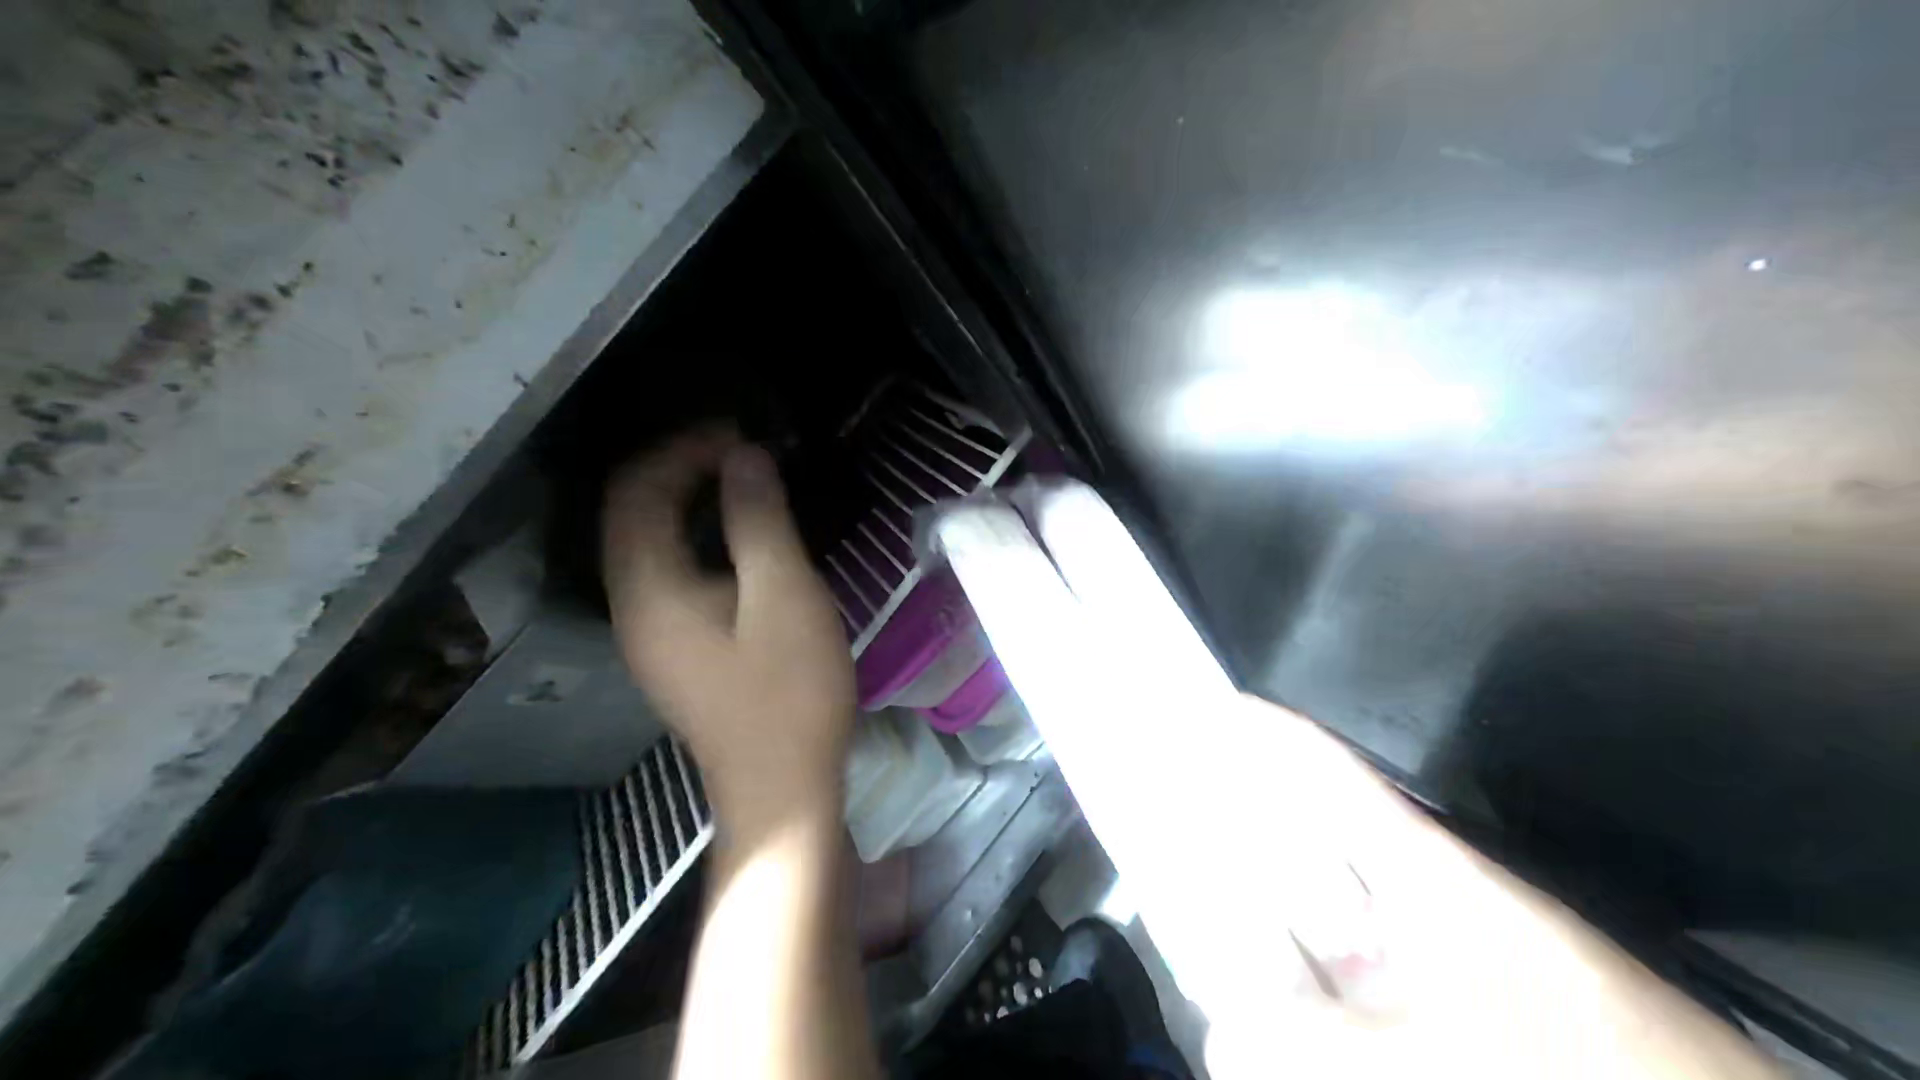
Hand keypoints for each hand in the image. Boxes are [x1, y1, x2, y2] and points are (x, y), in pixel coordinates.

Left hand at [602, 430, 855, 830]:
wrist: (779, 789)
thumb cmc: (789, 693)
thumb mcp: (784, 596)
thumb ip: (758, 520)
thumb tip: (743, 456)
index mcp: (649, 587)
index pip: (638, 490)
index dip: (683, 449)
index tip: (742, 437)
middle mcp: (630, 604)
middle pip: (631, 512)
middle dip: (679, 468)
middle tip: (742, 453)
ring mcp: (644, 631)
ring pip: (644, 541)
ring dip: (684, 501)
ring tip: (740, 484)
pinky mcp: (669, 649)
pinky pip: (663, 570)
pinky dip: (691, 537)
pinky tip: (734, 541)